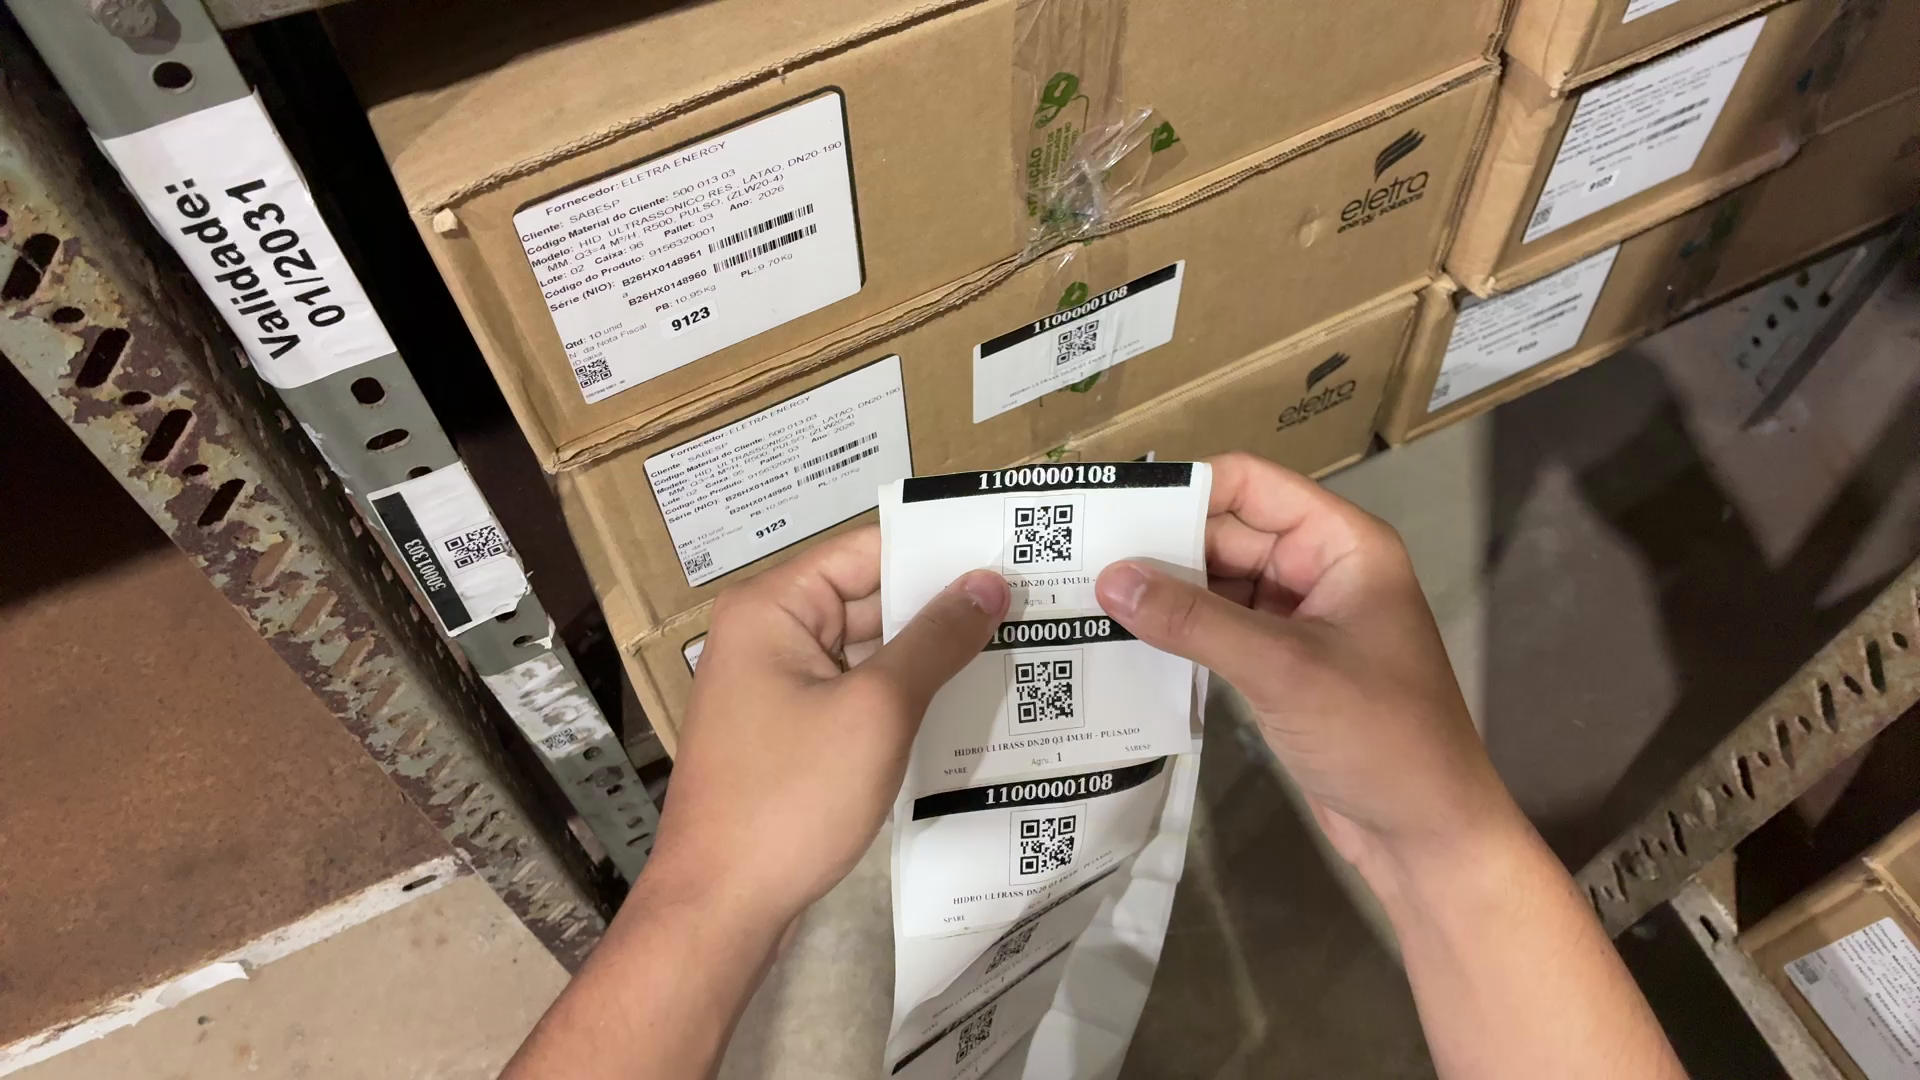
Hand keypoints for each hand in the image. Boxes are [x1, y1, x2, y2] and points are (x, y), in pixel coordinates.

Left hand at [647, 526, 1009, 926]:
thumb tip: (990, 583)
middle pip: (867, 596)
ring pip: (867, 645)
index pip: (867, 551)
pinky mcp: (792, 725)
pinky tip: (962, 694)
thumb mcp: (877, 708)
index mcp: (774, 606)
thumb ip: (936, 639)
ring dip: (926, 649)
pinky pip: (856, 687)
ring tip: (1010, 640)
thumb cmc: (793, 796)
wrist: (720, 911)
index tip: (1006, 553)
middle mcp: (771, 631)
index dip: (937, 551)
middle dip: (939, 603)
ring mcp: (778, 681)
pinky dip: (901, 689)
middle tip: (1024, 600)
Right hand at [1093, 453, 1519, 871]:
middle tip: (1083, 554)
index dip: (1184, 488)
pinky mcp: (1272, 658)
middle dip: (1160, 543)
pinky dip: (1175, 626)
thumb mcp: (1282, 668)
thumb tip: (1108, 578)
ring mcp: (1292, 615)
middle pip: (1223, 531)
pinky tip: (1123, 632)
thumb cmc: (1377, 736)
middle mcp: (1313, 567)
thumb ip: (1193, 620)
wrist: (1424, 836)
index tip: (1115, 508)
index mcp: (1337, 543)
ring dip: (1162, 587)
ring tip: (1088, 589)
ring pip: (1213, 579)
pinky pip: (1214, 623)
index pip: (1249, 484)